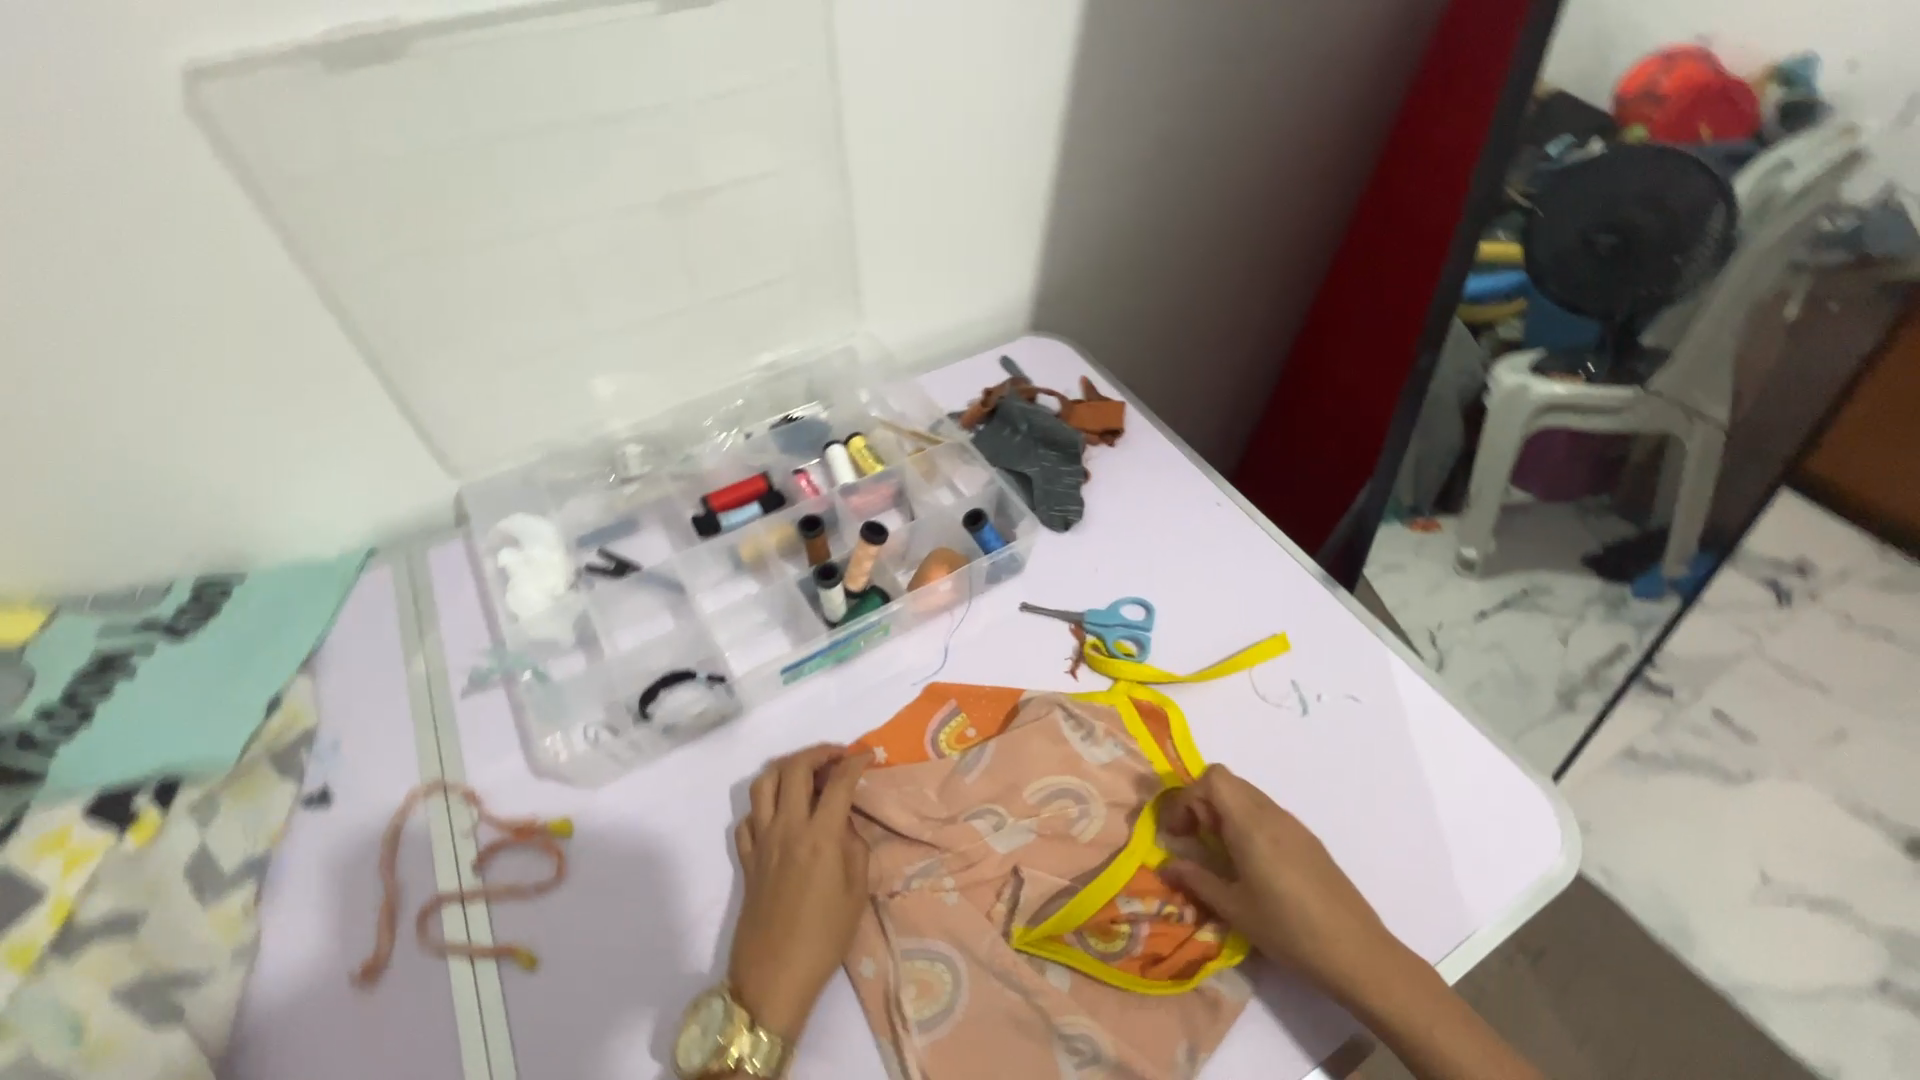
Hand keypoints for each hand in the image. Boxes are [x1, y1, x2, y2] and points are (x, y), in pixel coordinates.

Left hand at [726, 745, 872, 1040]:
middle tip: (838, 757)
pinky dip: (764, 806)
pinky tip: (780, 815)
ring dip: (787, 769)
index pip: (838, 782)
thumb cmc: (825, 938)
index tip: (868, 756)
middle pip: (795, 768)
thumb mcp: (857, 892)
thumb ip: (854, 847)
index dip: (855, 762)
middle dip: (819, 753)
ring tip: (807, 774)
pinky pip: (748, 818)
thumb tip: (846, 823)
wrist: (775, 976)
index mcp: (820, 836)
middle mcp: (787, 828)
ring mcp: (761, 841)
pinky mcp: (746, 858)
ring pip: (764, 783)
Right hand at [1159, 764, 1402, 1004]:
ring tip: (1221, 857)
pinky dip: (1248, 826)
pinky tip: (1251, 867)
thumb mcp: (1234, 908)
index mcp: (1251, 824)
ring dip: (1225, 815)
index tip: (1179, 834)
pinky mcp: (1309, 841)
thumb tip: (1167, 865)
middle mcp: (1273, 814)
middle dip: (1203, 804)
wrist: (1357, 952)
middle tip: (1195, 842)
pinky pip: (1268, 815)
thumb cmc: (1288, 929)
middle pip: (1229, 782)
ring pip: (1249, 797)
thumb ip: (1196, 880)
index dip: (1188, 798)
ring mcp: (1294, 826)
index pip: (1213, 778)